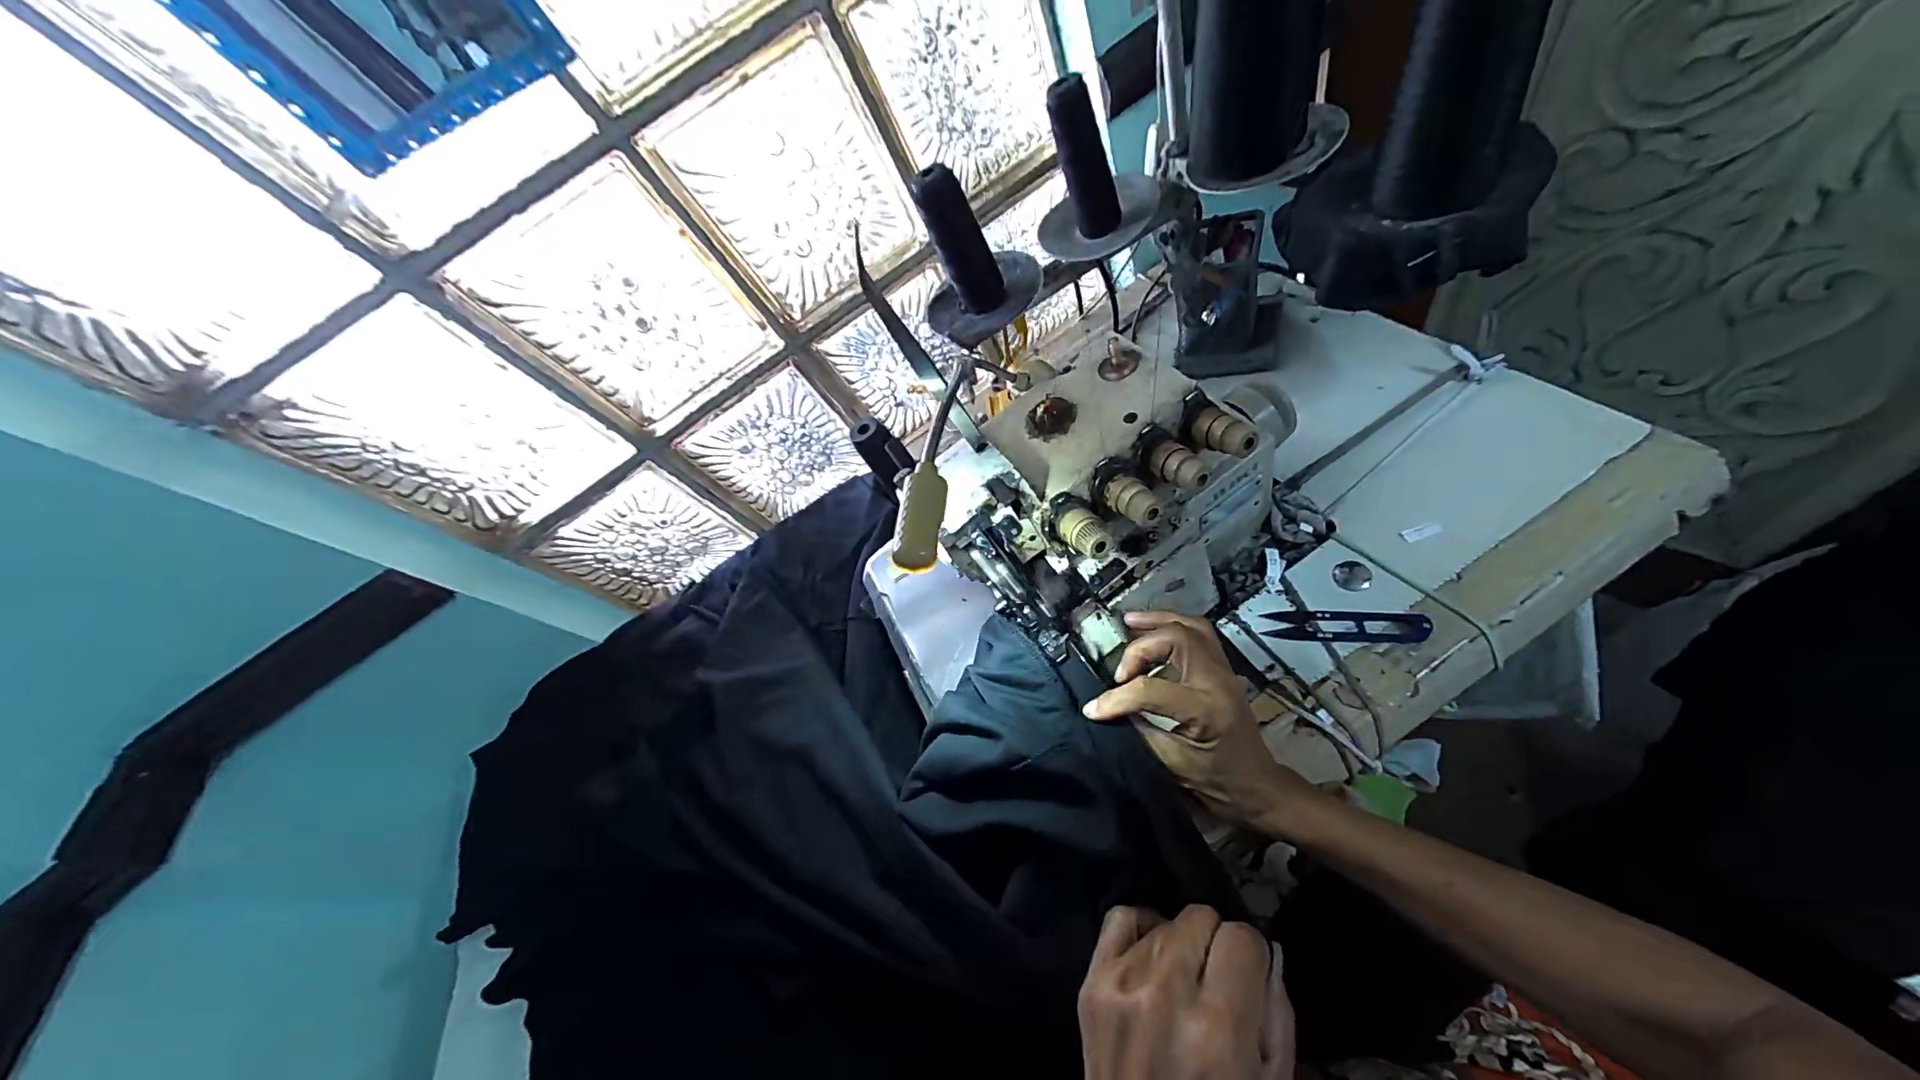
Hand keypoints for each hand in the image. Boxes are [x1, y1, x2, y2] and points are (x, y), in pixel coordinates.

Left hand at [1079, 905, 1293, 1079]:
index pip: (1242, 938)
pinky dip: (1142, 929)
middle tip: (1215, 985)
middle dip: (1216, 946)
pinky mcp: (1089, 983)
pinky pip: (1120, 918)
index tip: (1248, 979)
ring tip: (1182, 985)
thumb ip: (1275, 1012)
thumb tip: (1266, 951)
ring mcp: (1120, 984)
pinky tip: (1151, 957)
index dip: (1251, 957)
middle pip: (1202, 918)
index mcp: (1218, 1030)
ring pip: (1166, 921)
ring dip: (1181, 947)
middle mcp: (1165, 995)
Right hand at [1082, 612, 1319, 834]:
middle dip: (1139, 649)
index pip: (1151, 689)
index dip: (1115, 698)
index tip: (1093, 709)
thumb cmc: (1215, 782)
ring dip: (1157, 623)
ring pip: (1191, 626)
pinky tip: (1151, 630)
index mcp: (1206, 710)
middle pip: (1176, 638)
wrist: (1256, 786)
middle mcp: (1218, 681)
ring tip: (1128, 623)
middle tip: (1121, 674)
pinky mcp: (1223, 669)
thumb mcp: (1170, 764)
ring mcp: (1224, 670)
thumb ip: (1137, 729)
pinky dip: (1172, 626)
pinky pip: (1199, 633)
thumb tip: (1105, 707)